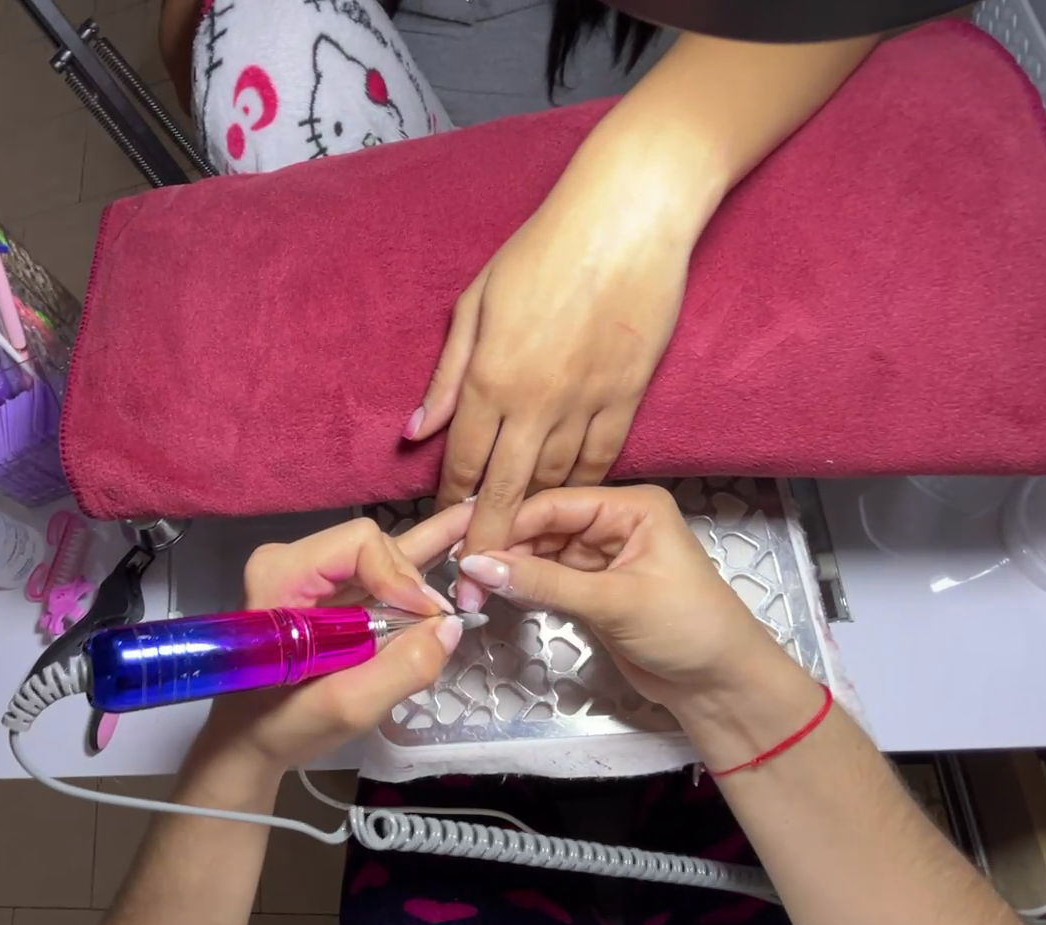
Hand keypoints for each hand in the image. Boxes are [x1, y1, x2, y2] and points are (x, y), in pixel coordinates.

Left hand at [203, 507, 472, 771]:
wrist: (250, 738)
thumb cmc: (283, 724)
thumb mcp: (347, 707)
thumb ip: (401, 669)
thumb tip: (450, 626)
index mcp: (282, 574)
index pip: (359, 543)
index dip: (399, 576)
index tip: (425, 618)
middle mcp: (295, 561)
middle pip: (375, 547)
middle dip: (411, 582)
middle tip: (438, 622)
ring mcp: (312, 573)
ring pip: (383, 556)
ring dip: (424, 568)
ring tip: (474, 528)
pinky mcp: (330, 590)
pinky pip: (379, 571)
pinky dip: (416, 567)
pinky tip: (458, 529)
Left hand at [408, 192, 694, 556]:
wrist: (629, 217)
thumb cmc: (541, 252)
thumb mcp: (475, 305)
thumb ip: (446, 377)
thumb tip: (416, 431)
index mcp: (491, 380)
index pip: (463, 462)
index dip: (451, 503)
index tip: (443, 532)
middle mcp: (535, 404)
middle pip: (505, 490)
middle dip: (486, 542)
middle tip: (475, 586)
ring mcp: (586, 404)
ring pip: (553, 481)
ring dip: (532, 521)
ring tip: (516, 555)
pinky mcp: (628, 398)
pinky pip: (601, 459)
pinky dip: (579, 489)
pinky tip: (566, 512)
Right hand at [452, 486, 799, 719]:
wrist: (720, 687)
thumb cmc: (687, 630)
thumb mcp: (614, 601)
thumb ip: (543, 581)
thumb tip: (476, 564)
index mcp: (629, 507)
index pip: (552, 504)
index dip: (506, 524)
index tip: (464, 548)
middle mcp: (611, 522)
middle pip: (541, 526)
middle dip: (502, 549)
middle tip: (460, 575)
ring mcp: (599, 555)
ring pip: (537, 552)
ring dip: (507, 570)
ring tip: (470, 588)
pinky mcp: (589, 586)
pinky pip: (544, 577)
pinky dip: (522, 586)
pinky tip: (494, 592)